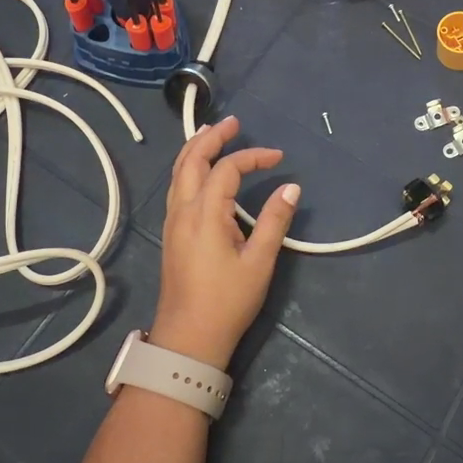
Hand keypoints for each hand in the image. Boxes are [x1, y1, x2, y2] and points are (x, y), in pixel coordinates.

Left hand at [150, 116, 298, 370]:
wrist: (187, 339)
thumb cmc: (227, 301)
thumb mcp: (259, 262)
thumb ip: (274, 221)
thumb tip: (291, 188)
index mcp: (205, 213)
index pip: (227, 169)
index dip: (253, 157)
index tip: (279, 159)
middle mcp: (183, 210)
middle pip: (192, 160)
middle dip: (212, 137)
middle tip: (234, 123)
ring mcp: (173, 221)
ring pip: (179, 172)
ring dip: (196, 149)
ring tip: (213, 134)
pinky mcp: (172, 233)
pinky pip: (177, 187)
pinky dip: (190, 167)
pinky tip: (201, 170)